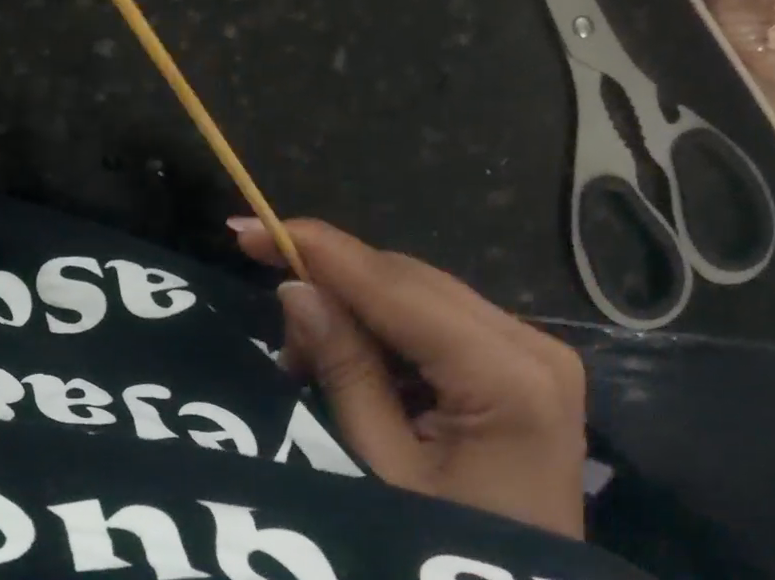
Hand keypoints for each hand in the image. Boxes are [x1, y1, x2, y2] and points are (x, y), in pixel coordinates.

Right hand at [233, 218, 587, 538]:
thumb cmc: (447, 545)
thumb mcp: (379, 465)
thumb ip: (343, 368)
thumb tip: (296, 289)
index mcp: (503, 373)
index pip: (390, 282)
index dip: (312, 247)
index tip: (243, 229)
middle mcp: (528, 345)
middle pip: (402, 278)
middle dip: (326, 284)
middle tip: (274, 328)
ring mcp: (530, 352)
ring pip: (411, 291)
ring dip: (347, 308)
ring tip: (305, 362)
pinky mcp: (519, 365)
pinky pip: (430, 317)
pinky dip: (377, 327)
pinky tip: (347, 363)